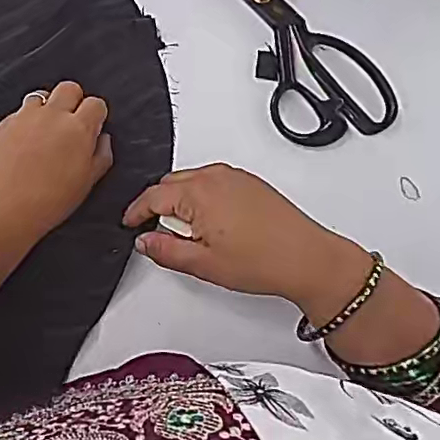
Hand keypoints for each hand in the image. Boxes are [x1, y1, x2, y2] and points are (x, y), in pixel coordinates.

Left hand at [0, 81, 114, 302]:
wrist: (6, 209)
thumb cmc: (46, 202)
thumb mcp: (88, 182)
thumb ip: (101, 155)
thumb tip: (102, 141)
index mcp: (79, 128)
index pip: (96, 103)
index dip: (96, 114)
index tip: (93, 124)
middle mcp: (53, 116)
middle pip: (70, 88)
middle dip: (74, 101)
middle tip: (72, 121)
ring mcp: (26, 117)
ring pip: (42, 95)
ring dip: (48, 107)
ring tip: (48, 131)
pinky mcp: (5, 123)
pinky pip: (20, 112)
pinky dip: (26, 121)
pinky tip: (27, 142)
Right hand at [121, 163, 371, 323]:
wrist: (308, 259)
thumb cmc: (265, 260)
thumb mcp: (202, 263)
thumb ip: (165, 250)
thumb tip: (145, 241)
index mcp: (198, 192)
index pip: (153, 196)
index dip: (136, 211)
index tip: (130, 222)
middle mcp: (216, 176)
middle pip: (170, 184)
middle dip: (158, 205)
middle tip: (156, 232)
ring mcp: (235, 176)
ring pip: (192, 181)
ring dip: (181, 200)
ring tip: (187, 233)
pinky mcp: (249, 182)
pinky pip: (213, 181)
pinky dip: (202, 196)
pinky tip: (211, 224)